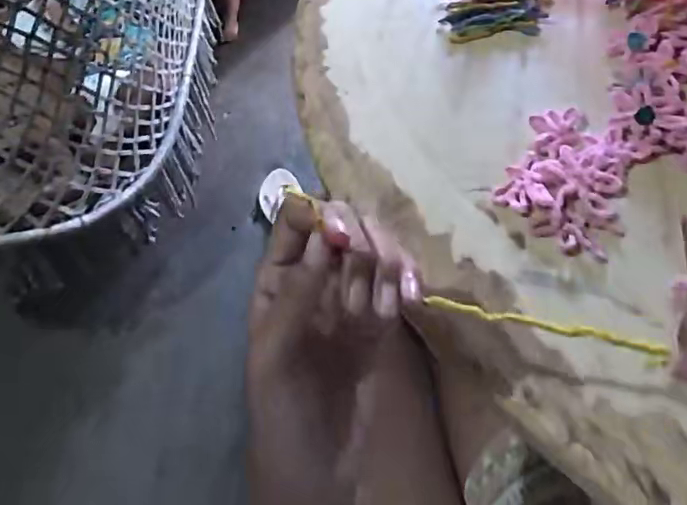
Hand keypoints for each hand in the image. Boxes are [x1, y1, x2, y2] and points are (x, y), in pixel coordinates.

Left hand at [248, 195, 420, 503]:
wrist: (319, 471)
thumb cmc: (281, 411)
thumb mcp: (275, 354)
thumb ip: (299, 293)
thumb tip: (323, 234)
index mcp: (279, 277)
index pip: (297, 220)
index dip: (319, 216)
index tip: (340, 236)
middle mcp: (316, 275)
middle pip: (342, 224)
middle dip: (360, 236)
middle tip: (372, 262)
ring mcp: (352, 293)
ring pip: (374, 246)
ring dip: (387, 260)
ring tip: (386, 300)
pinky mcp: (382, 315)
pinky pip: (397, 279)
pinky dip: (407, 279)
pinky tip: (410, 298)